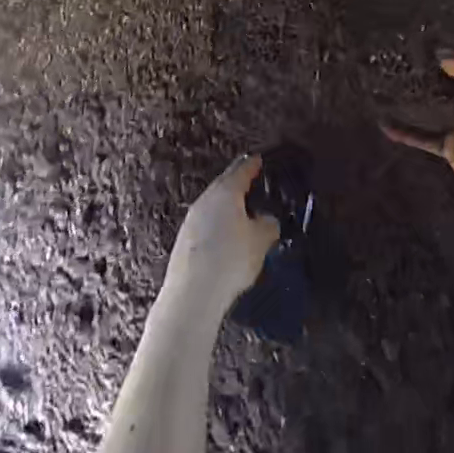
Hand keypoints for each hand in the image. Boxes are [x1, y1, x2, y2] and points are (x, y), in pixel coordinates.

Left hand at [167, 155, 280, 308]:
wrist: (193, 293)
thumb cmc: (231, 259)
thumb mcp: (261, 241)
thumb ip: (268, 225)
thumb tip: (266, 220)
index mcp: (226, 192)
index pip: (241, 171)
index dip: (252, 165)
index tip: (258, 159)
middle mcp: (206, 200)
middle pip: (224, 184)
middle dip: (237, 181)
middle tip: (250, 178)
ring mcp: (192, 219)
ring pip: (213, 203)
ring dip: (227, 203)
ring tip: (241, 208)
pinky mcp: (185, 239)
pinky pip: (206, 221)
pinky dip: (218, 221)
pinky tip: (226, 234)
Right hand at [383, 47, 453, 213]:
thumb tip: (441, 52)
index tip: (445, 25)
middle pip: (450, 79)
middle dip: (433, 67)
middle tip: (406, 51)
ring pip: (432, 106)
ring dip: (414, 98)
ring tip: (390, 83)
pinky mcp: (449, 145)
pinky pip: (422, 136)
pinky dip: (405, 132)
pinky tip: (385, 125)